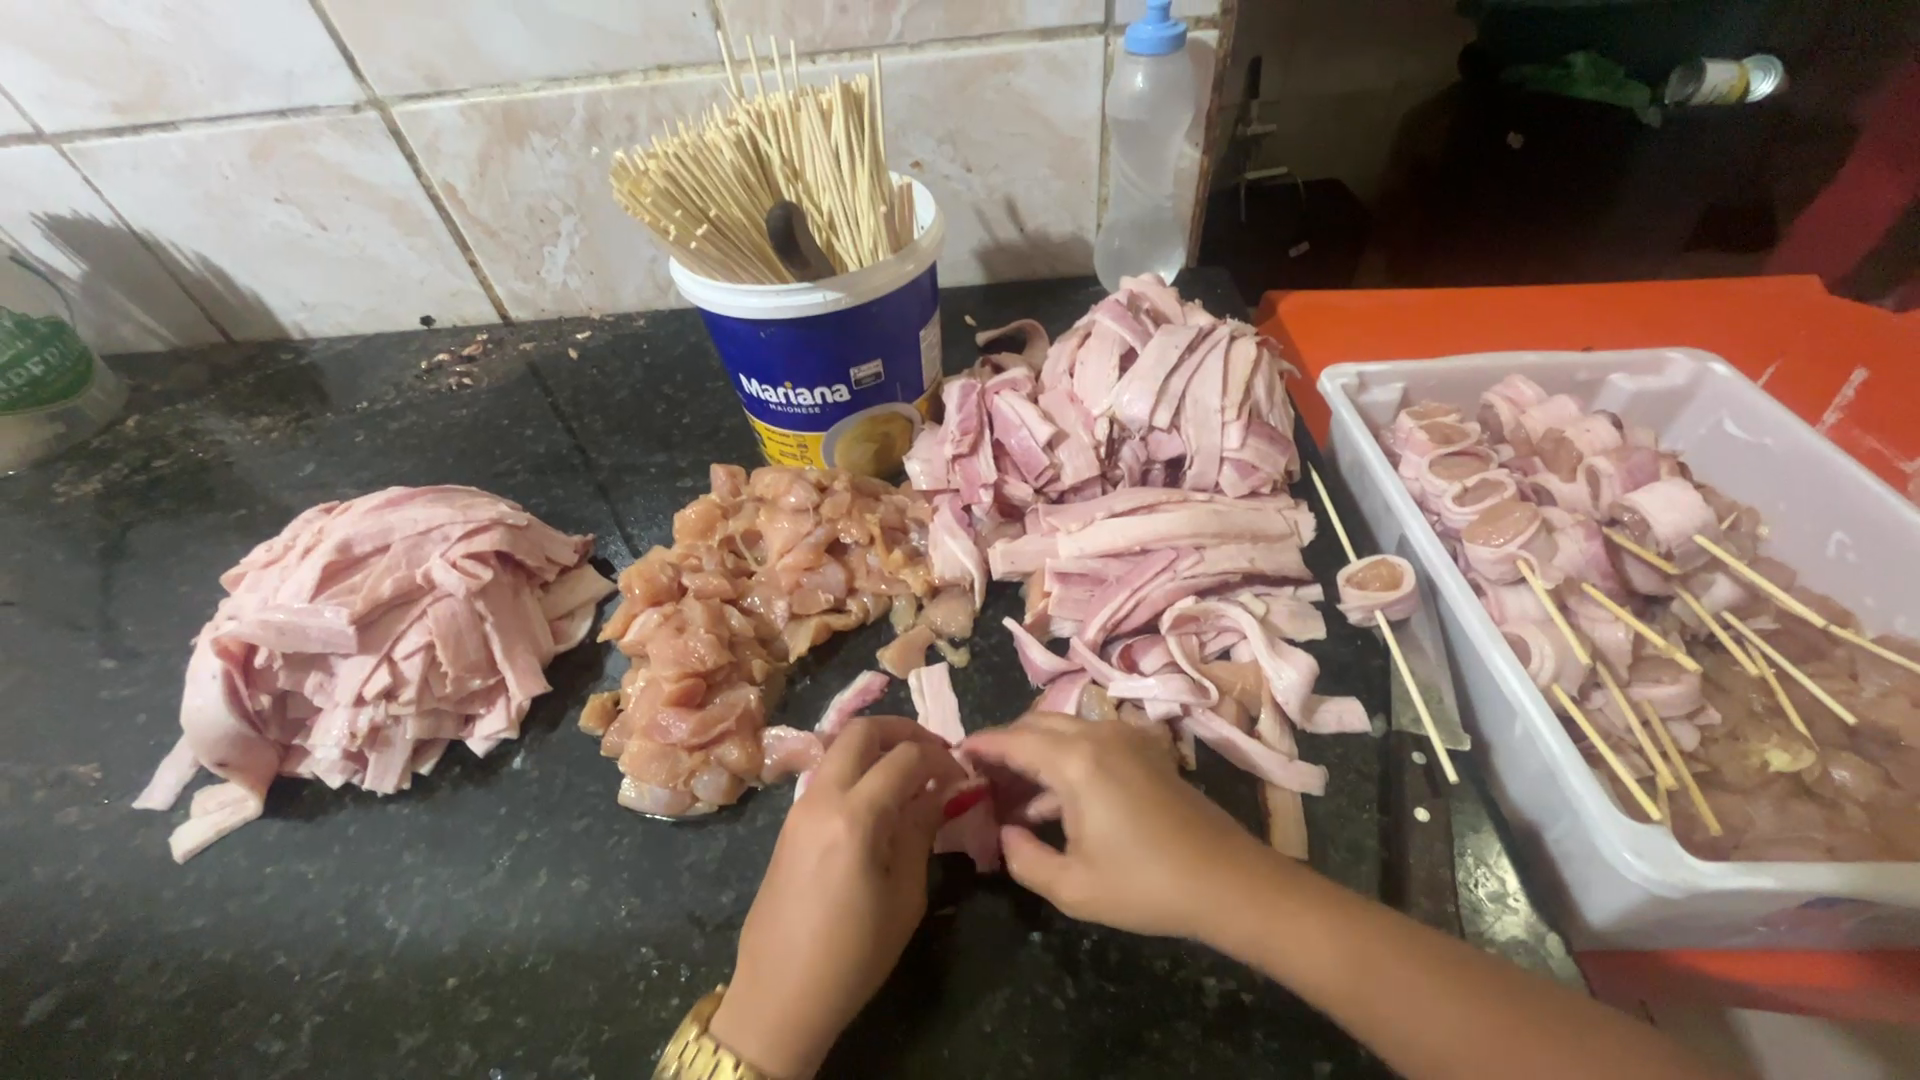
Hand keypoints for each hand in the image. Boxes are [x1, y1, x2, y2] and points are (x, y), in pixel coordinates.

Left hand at [708, 715, 969, 1077]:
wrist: (778, 994)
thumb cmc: (853, 955)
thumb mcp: (905, 896)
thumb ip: (921, 830)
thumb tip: (942, 790)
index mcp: (855, 816)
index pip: (906, 757)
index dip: (941, 759)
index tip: (962, 777)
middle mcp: (822, 797)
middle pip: (862, 730)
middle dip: (904, 731)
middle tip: (936, 753)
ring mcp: (800, 806)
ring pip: (840, 747)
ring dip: (878, 747)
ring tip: (913, 774)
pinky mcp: (790, 822)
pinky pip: (828, 773)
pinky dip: (858, 768)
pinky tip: (882, 799)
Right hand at [963, 712, 1279, 942]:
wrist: (1227, 881)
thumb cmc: (1145, 886)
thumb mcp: (1072, 888)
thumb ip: (1023, 859)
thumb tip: (1004, 834)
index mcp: (1075, 761)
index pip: (1012, 740)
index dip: (980, 746)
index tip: (955, 755)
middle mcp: (1097, 735)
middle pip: (1035, 725)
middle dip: (1005, 745)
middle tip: (982, 778)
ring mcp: (1125, 738)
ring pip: (1064, 729)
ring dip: (1035, 751)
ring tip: (1014, 794)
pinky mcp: (1146, 750)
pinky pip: (1091, 739)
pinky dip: (1065, 755)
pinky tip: (1059, 798)